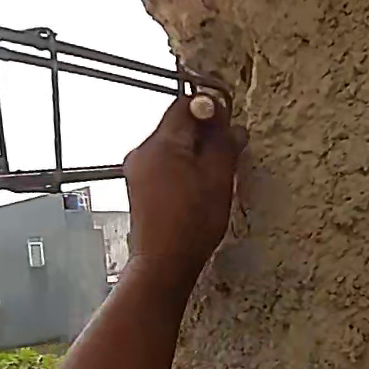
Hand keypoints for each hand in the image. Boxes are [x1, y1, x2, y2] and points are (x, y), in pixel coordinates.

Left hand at [123, 91, 245, 292]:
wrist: (164, 263)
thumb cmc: (191, 224)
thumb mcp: (218, 178)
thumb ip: (223, 143)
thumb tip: (230, 124)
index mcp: (160, 143)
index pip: (185, 105)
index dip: (210, 108)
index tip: (229, 123)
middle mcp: (142, 152)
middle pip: (177, 125)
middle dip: (204, 133)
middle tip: (228, 150)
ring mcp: (138, 171)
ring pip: (172, 146)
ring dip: (194, 152)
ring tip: (214, 174)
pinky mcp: (139, 188)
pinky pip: (164, 165)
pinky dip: (183, 168)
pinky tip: (198, 188)